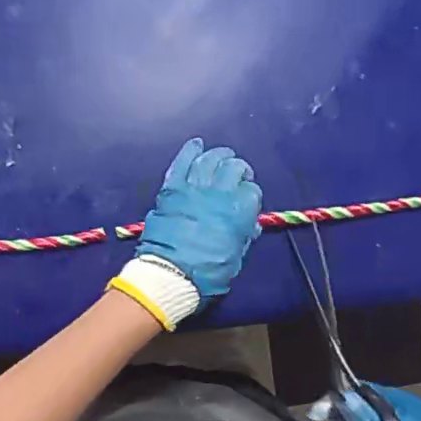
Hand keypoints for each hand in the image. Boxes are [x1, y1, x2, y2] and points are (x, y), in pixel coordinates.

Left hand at [136, 138, 262, 298]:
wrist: (169, 275)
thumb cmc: (206, 274)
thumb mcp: (235, 259)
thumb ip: (243, 238)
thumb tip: (250, 226)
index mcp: (238, 212)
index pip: (251, 191)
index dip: (250, 193)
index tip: (247, 198)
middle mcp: (218, 194)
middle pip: (232, 168)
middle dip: (238, 169)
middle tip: (237, 173)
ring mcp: (193, 189)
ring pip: (208, 160)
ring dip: (217, 155)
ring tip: (222, 156)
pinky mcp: (171, 190)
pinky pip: (181, 164)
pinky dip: (189, 152)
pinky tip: (195, 145)